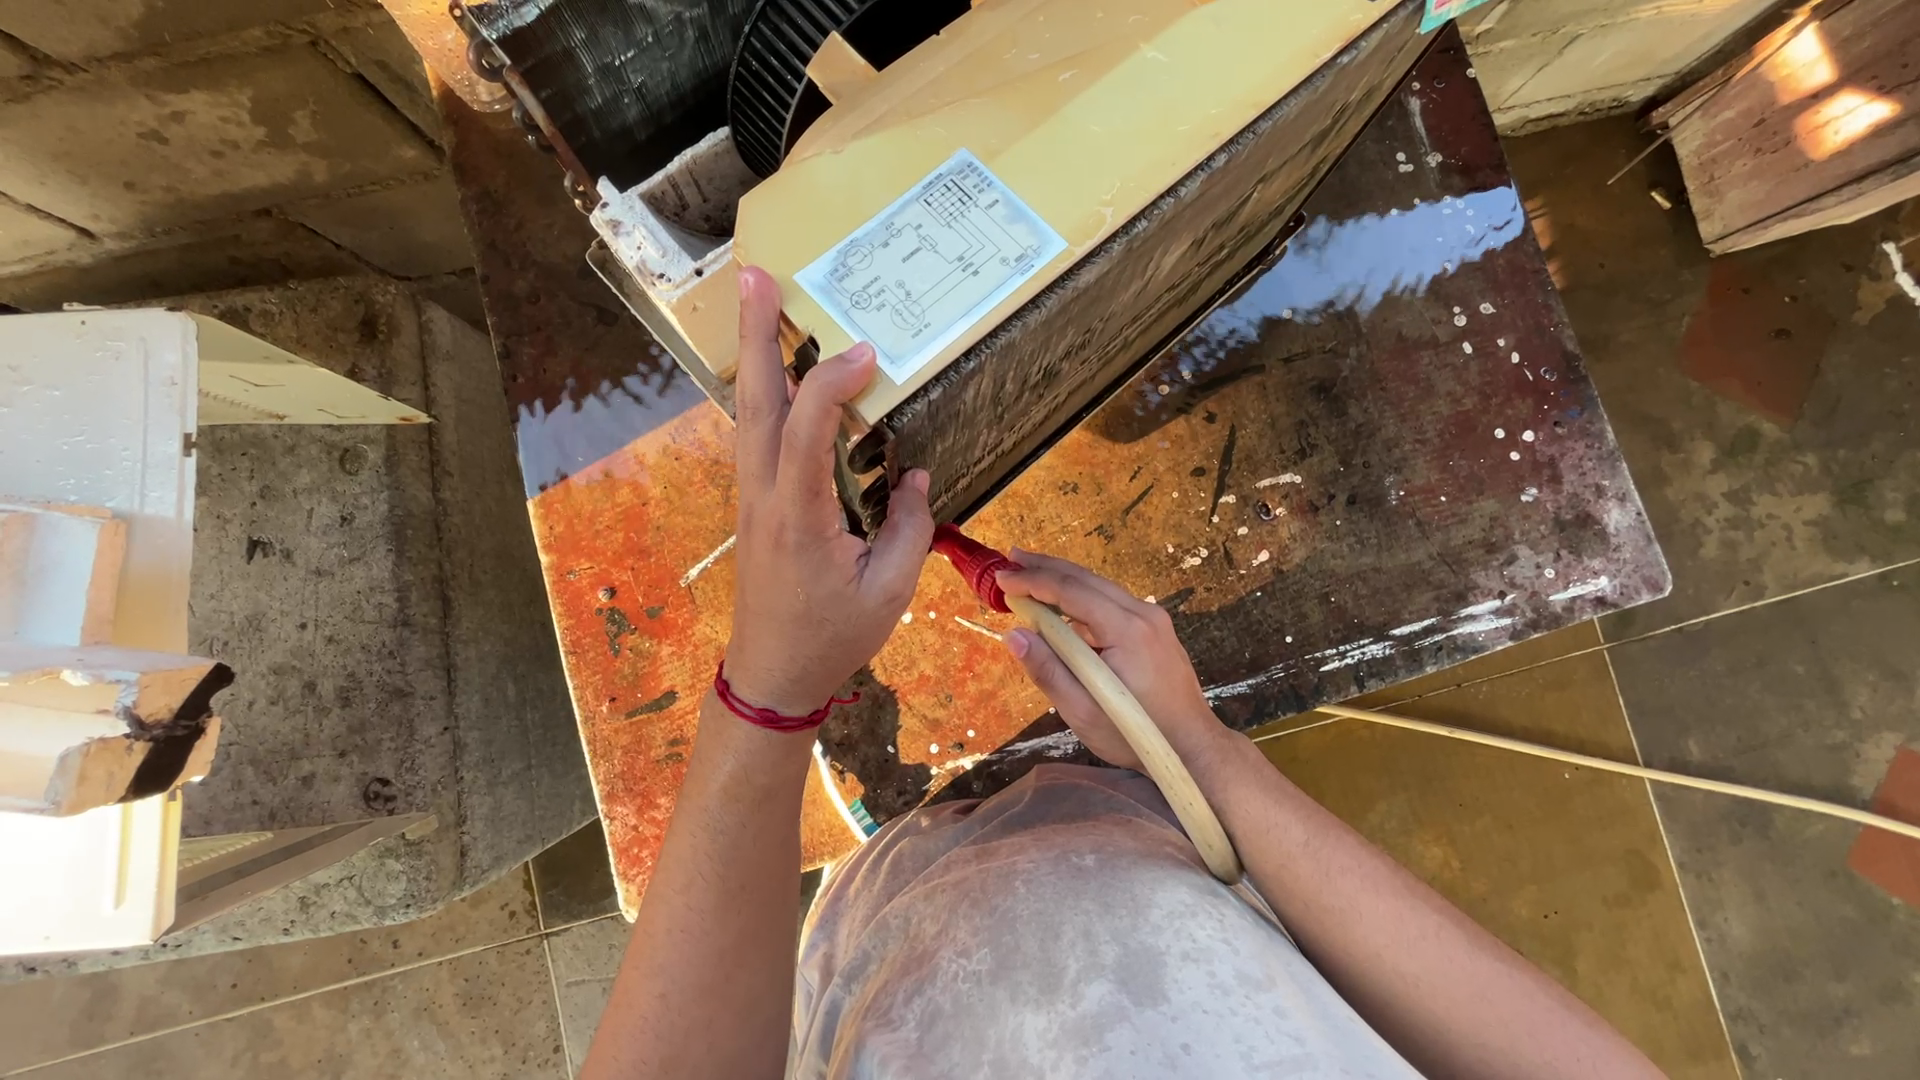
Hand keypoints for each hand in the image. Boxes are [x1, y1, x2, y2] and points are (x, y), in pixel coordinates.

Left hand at [721, 267, 933, 715]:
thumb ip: (910, 529)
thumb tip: (917, 476)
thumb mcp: (889, 593)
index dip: (833, 384)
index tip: (868, 353)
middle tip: (755, 276)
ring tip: (758, 306)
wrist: (771, 676)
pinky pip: (756, 439)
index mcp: (799, 516)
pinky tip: (776, 378)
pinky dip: (765, 398)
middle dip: (754, 338)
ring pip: (748, 417)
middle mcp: (764, 496)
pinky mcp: (755, 507)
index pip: (809, 431)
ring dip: (754, 360)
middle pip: (754, 404)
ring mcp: (752, 500)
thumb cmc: (831, 639)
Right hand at [997, 551, 1228, 768]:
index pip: (1073, 592)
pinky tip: (1061, 605)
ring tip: (1028, 574)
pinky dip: (1081, 596)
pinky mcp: (1153, 629)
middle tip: (1010, 559)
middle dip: (1045, 567)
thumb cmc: (1136, 735)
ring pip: (1099, 587)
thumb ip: (1047, 670)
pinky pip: (1110, 602)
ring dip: (1062, 579)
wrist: (1193, 747)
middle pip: (1086, 579)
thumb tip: (1013, 635)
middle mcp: (1144, 614)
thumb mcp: (1082, 712)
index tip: (1002, 579)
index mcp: (1128, 631)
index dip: (1034, 582)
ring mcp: (1152, 619)